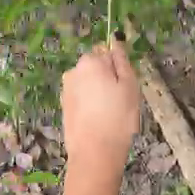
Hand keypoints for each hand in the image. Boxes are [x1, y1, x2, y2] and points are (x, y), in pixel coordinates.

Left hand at [60, 37, 141, 178]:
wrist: (95, 153)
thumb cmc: (118, 117)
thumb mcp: (129, 85)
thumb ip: (122, 61)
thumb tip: (115, 42)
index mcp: (90, 62)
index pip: (107, 52)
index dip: (118, 68)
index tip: (125, 86)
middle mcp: (73, 71)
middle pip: (95, 67)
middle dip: (107, 78)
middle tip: (120, 100)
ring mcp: (66, 89)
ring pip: (88, 83)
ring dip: (98, 91)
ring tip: (109, 113)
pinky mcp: (64, 106)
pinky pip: (81, 97)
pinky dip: (89, 104)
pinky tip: (98, 120)